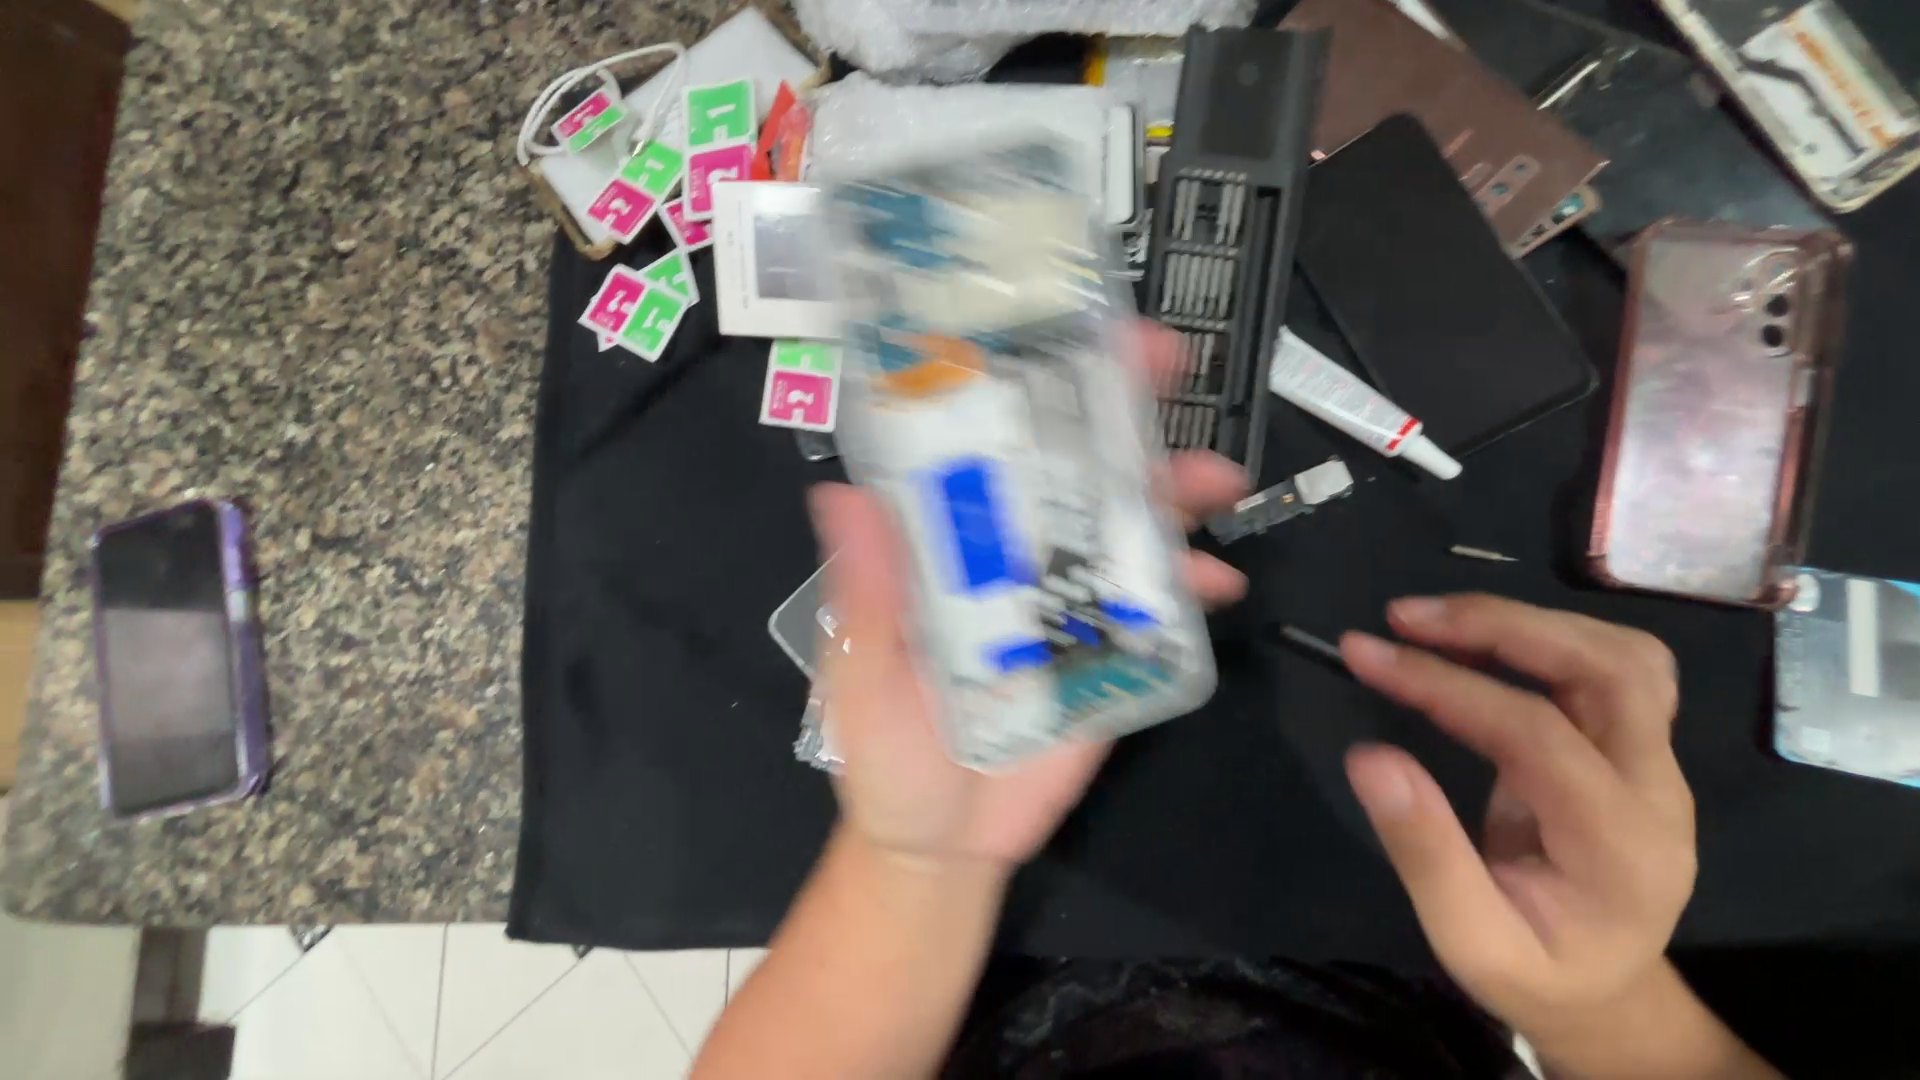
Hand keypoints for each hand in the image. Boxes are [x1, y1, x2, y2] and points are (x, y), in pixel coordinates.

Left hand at [808, 327, 1248, 871]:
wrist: (946, 840)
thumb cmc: (885, 753)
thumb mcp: (861, 672)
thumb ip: (864, 594)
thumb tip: (840, 494)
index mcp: (948, 545)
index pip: (980, 447)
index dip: (1013, 386)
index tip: (1046, 337)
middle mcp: (1012, 555)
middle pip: (1068, 468)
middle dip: (1117, 410)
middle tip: (1165, 365)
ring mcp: (1068, 600)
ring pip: (1128, 524)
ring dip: (1175, 490)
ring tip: (1217, 481)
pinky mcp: (1113, 652)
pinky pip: (1162, 605)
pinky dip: (1195, 585)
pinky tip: (1220, 584)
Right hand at [1339, 595, 1695, 1041]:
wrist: (1606, 990)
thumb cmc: (1532, 969)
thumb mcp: (1467, 938)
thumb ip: (1424, 850)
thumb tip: (1367, 756)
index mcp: (1617, 844)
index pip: (1535, 731)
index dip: (1444, 683)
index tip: (1362, 654)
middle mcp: (1656, 790)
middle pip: (1607, 669)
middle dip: (1499, 625)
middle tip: (1403, 616)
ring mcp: (1656, 764)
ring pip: (1622, 655)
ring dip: (1525, 621)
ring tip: (1434, 619)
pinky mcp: (1637, 748)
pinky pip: (1615, 666)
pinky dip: (1549, 635)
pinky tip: (1485, 639)